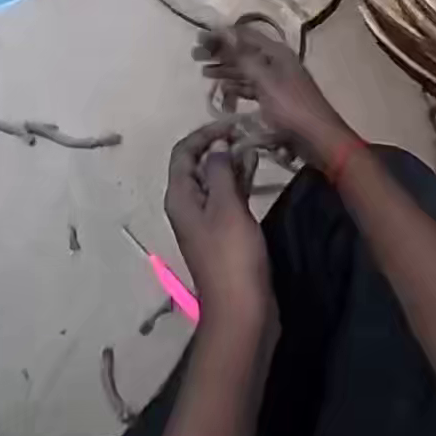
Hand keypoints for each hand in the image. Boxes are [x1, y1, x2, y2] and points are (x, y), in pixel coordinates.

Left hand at [165, 121, 272, 323]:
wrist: (242, 311)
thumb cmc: (232, 255)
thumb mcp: (226, 206)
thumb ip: (220, 170)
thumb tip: (217, 145)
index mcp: (179, 196)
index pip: (184, 151)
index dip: (204, 133)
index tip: (232, 124)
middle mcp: (187, 204)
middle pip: (197, 163)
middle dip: (219, 145)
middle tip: (247, 133)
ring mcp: (205, 219)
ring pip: (214, 179)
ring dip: (231, 161)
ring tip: (255, 146)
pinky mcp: (222, 231)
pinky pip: (226, 196)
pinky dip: (238, 180)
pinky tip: (256, 169)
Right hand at [196, 24, 357, 166]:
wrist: (319, 140)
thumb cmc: (291, 107)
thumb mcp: (264, 79)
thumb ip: (242, 56)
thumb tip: (224, 30)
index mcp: (276, 52)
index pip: (243, 35)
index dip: (220, 35)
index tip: (198, 40)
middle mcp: (276, 62)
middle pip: (243, 52)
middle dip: (219, 53)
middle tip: (195, 57)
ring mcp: (277, 81)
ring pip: (246, 70)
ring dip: (225, 70)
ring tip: (204, 73)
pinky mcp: (276, 99)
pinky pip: (252, 87)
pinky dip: (237, 87)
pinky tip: (223, 91)